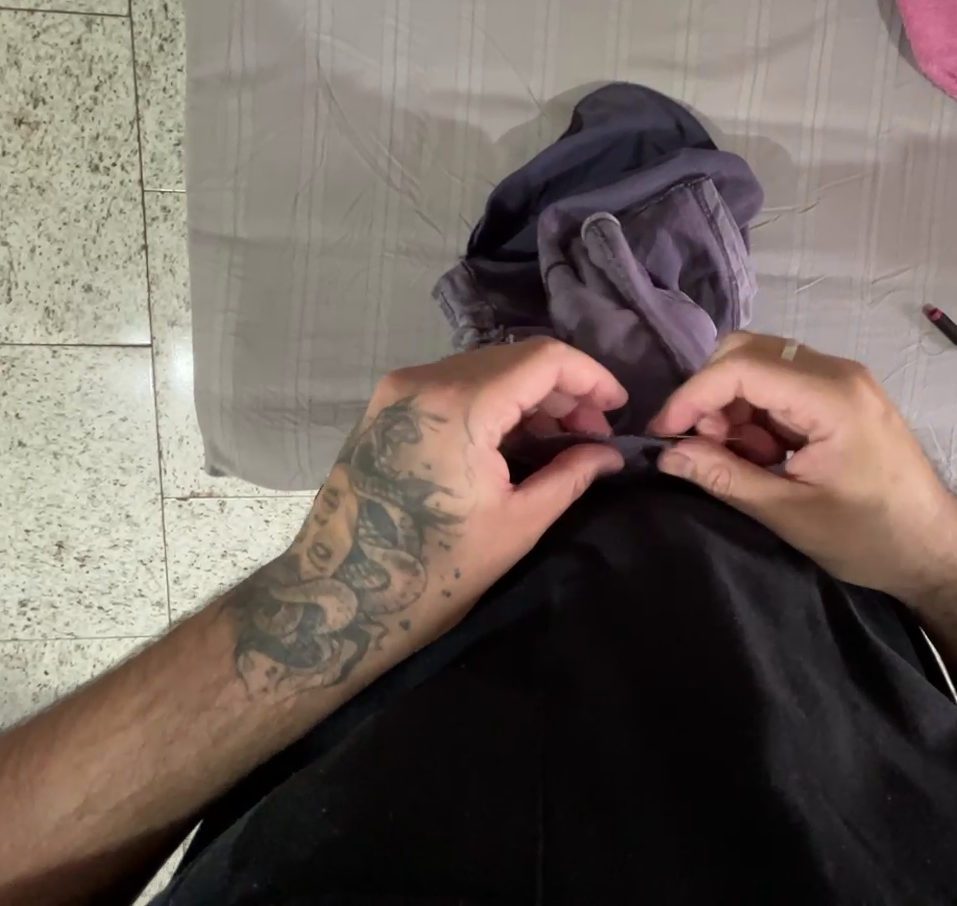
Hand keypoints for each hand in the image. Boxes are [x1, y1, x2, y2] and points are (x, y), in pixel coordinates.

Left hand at [225, 338, 625, 697]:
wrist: (337, 599)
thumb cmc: (434, 571)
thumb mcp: (517, 524)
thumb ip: (571, 476)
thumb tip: (611, 454)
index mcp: (460, 404)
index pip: (544, 359)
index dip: (591, 376)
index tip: (618, 406)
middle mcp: (426, 379)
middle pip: (516, 358)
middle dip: (564, 390)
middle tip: (595, 431)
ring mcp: (400, 389)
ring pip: (488, 368)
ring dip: (532, 396)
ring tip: (562, 439)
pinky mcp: (388, 405)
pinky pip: (458, 384)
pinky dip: (497, 402)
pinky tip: (518, 438)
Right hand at [648, 331, 956, 598]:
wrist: (937, 550)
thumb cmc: (870, 537)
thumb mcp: (789, 513)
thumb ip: (724, 477)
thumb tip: (668, 454)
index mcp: (830, 395)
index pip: (740, 367)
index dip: (692, 396)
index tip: (663, 434)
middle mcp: (836, 372)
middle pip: (748, 352)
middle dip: (712, 396)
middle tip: (705, 447)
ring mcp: (842, 380)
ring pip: (761, 366)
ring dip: (734, 407)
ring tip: (742, 460)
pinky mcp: (842, 395)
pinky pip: (782, 385)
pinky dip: (758, 414)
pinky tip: (766, 456)